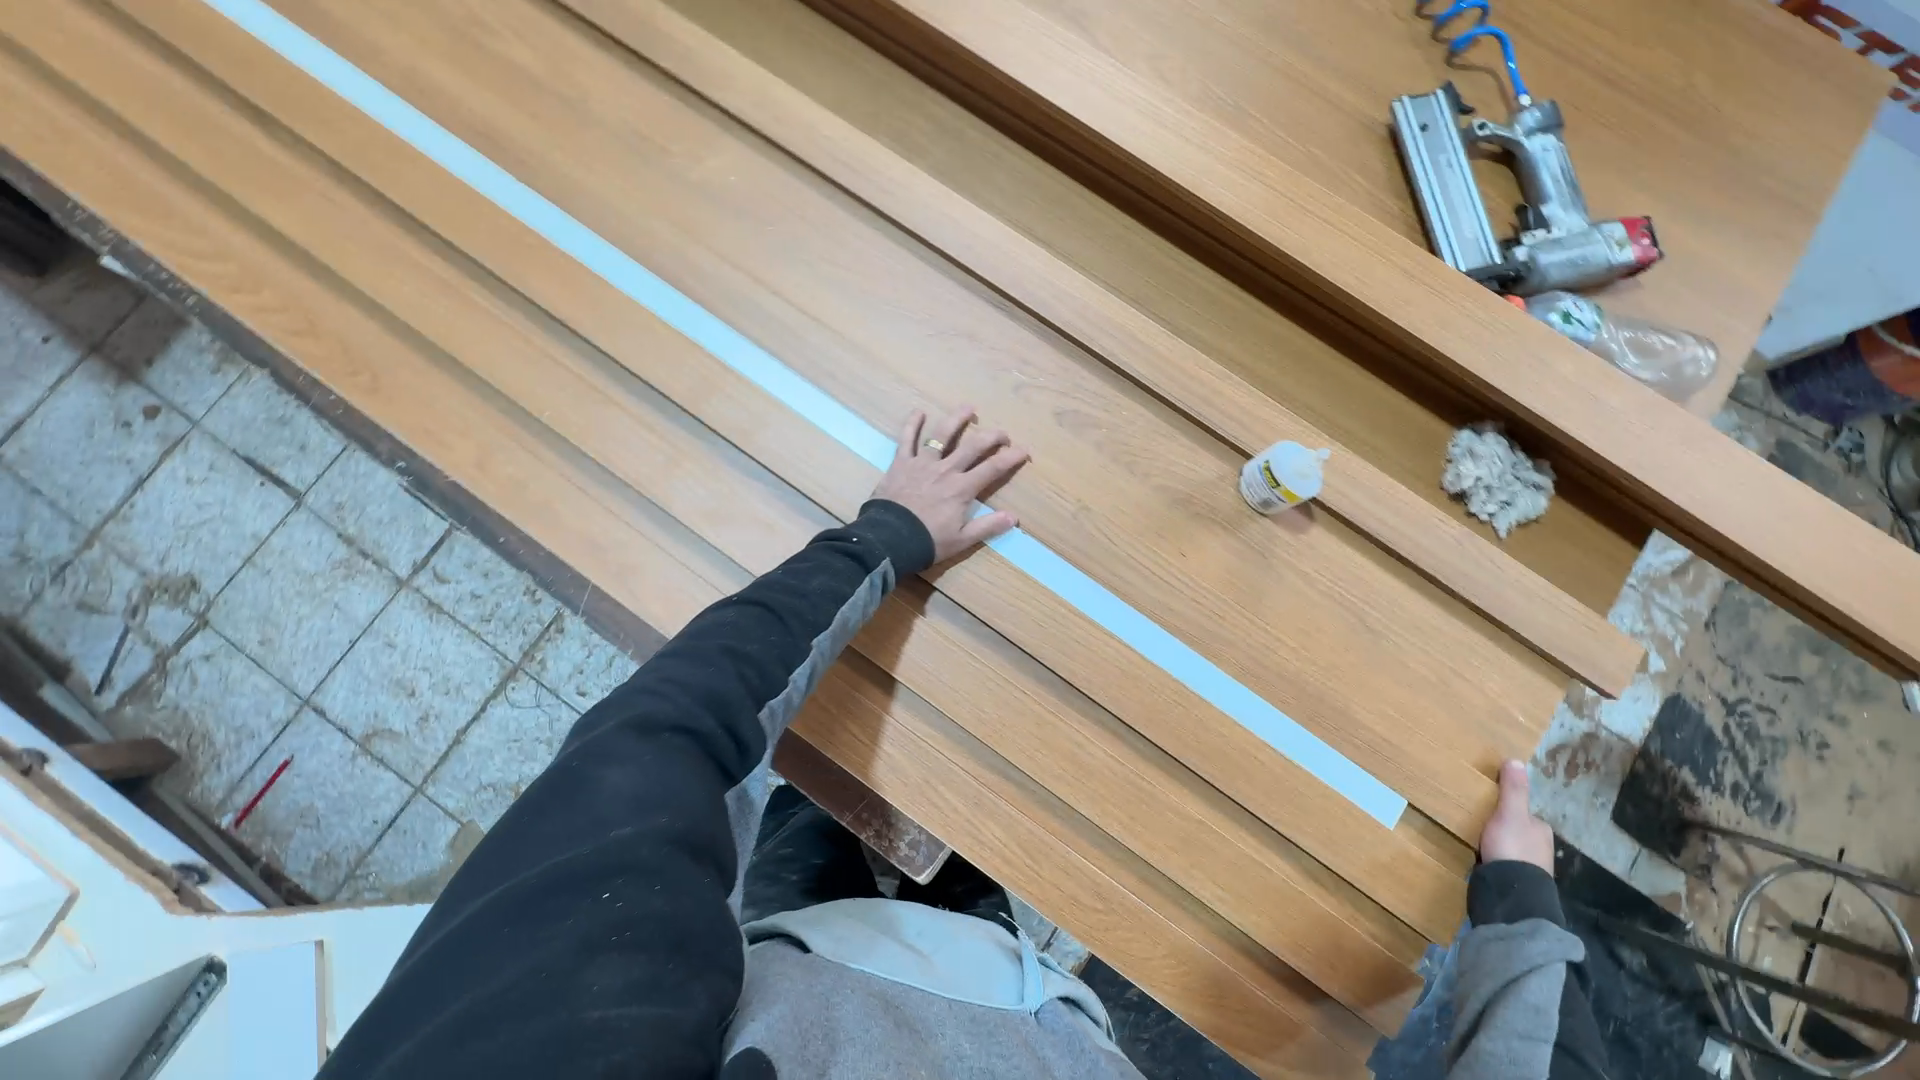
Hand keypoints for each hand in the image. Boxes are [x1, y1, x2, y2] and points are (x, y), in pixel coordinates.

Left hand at [873, 407, 1029, 562]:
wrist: (889, 540)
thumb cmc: (927, 542)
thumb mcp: (962, 540)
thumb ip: (988, 527)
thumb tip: (1014, 517)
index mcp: (962, 489)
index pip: (993, 468)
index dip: (1011, 457)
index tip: (1024, 451)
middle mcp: (945, 470)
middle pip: (973, 446)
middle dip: (991, 436)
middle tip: (1002, 433)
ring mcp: (922, 463)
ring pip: (942, 435)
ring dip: (956, 419)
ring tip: (968, 408)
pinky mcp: (901, 463)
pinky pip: (906, 439)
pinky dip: (912, 424)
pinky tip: (918, 412)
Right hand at [1478, 760, 1554, 874]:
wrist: (1513, 890)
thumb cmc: (1512, 847)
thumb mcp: (1510, 814)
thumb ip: (1513, 790)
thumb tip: (1516, 760)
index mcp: (1541, 829)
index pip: (1523, 814)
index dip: (1506, 809)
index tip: (1488, 809)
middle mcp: (1541, 847)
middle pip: (1518, 831)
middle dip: (1503, 829)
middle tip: (1480, 825)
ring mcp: (1532, 867)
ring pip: (1512, 849)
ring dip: (1500, 846)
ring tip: (1480, 844)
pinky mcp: (1519, 881)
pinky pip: (1507, 864)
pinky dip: (1497, 860)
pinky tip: (1485, 861)